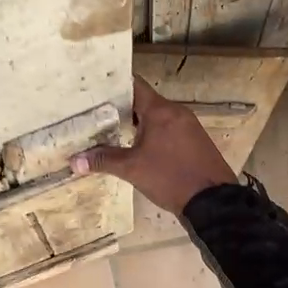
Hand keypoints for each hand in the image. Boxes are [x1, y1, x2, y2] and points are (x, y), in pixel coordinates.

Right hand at [70, 76, 235, 214]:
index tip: (94, 88)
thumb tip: (74, 161)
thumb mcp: (133, 169)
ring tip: (111, 129)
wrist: (214, 203)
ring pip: (156, 116)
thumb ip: (103, 160)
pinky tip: (137, 146)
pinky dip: (151, 132)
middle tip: (95, 112)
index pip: (134, 85)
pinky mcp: (194, 141)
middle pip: (143, 100)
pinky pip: (168, 128)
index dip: (114, 85)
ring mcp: (188, 126)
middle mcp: (176, 111)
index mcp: (160, 110)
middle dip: (121, 107)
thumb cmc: (171, 178)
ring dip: (136, 122)